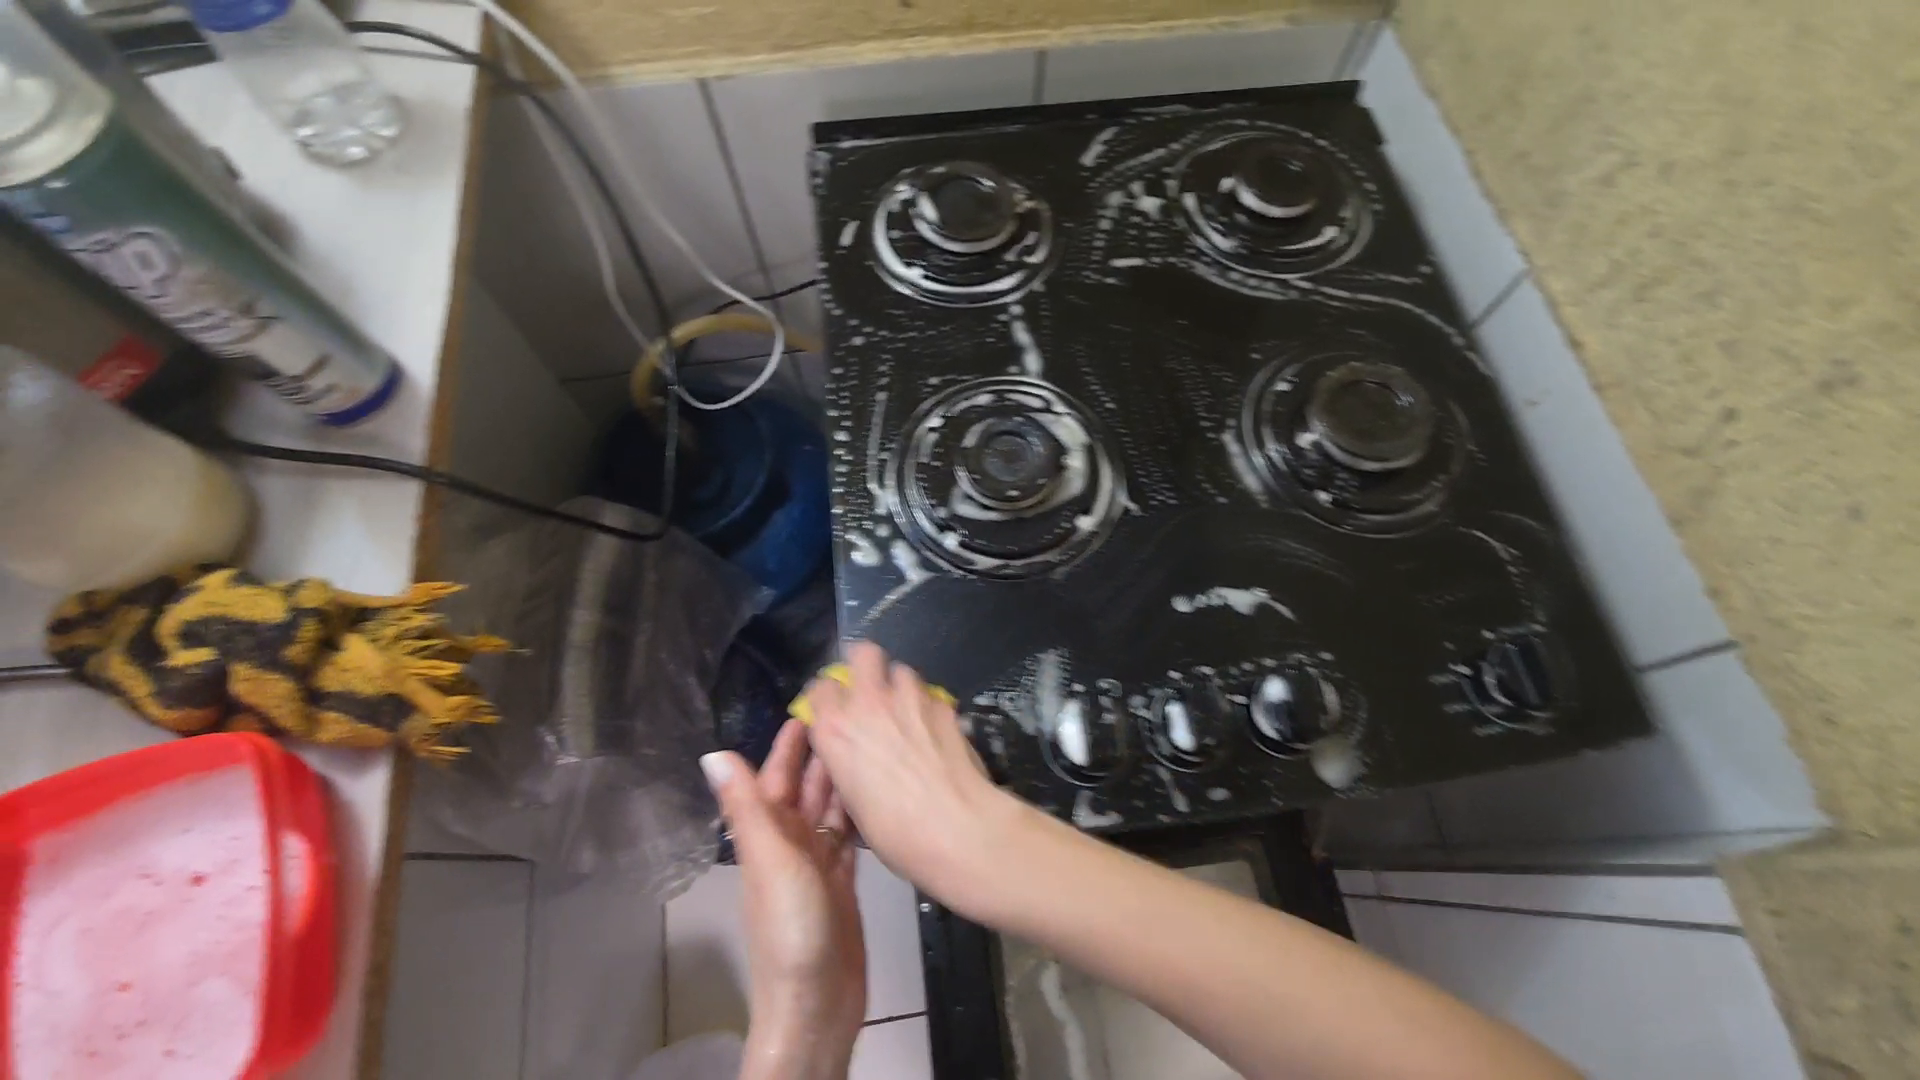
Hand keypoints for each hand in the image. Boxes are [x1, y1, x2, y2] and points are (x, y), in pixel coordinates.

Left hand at [700, 721, 864, 1079]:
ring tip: (870, 745)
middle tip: (854, 715)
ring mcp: (817, 865)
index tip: (809, 707)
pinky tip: (877, 796)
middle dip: (823, 754)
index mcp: (769, 835)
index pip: (777, 777)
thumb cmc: (790, 929)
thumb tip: (714, 752)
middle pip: (807, 789)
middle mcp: (791, 844)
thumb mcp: (770, 861)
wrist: (815, 1004)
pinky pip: (849, 838)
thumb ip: (747, 807)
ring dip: (843, 780)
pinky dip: (858, 815)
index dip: (789, 744)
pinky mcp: (841, 884)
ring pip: (830, 810)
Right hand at [802, 642, 1036, 914]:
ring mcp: (910, 698)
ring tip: (907, 711)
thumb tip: (851, 756)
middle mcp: (868, 703)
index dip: (827, 697)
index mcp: (835, 729)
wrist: (957, 828)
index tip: (833, 710)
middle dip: (864, 666)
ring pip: (900, 670)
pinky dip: (927, 705)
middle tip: (870, 691)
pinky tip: (934, 730)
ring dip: (899, 686)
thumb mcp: (852, 803)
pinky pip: (929, 693)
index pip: (819, 688)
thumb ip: (846, 764)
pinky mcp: (943, 704)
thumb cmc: (895, 831)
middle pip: (862, 654)